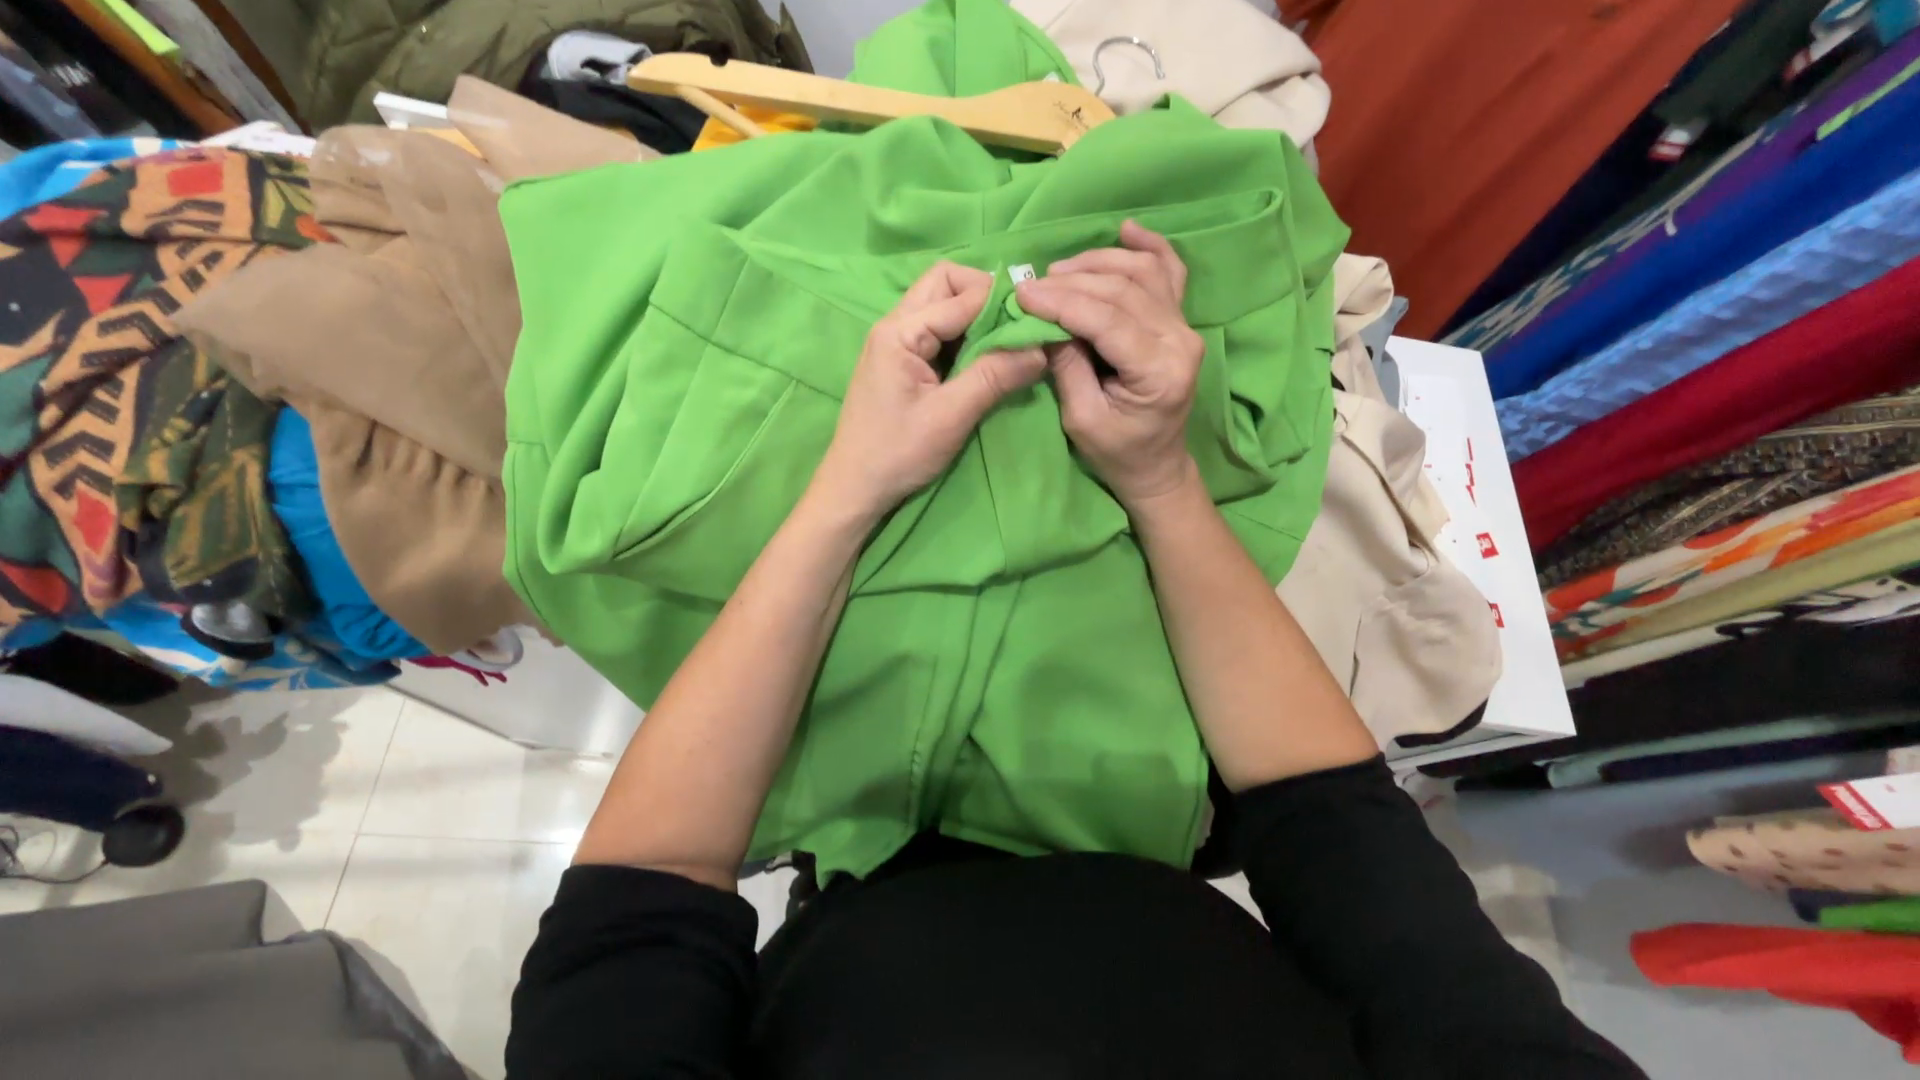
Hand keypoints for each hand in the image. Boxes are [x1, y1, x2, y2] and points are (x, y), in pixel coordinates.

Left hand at [812, 261, 1045, 519]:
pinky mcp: (903, 361)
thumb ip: (994, 376)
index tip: (1039, 323)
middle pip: (946, 282)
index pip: (962, 295)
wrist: (856, 487)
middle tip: (1017, 329)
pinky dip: (966, 336)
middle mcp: (895, 325)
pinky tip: (986, 360)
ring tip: (1007, 345)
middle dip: (986, 296)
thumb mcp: (951, 416)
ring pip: (943, 304)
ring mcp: (897, 342)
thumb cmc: (897, 453)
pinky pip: (939, 331)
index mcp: (900, 332)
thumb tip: (1041, 347)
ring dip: (976, 316)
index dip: (1003, 304)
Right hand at [1014, 221, 1204, 508]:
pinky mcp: (1179, 321)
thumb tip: (1043, 322)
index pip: (1108, 319)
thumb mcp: (1082, 418)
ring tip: (1058, 271)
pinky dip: (1149, 247)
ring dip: (1098, 263)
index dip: (1062, 302)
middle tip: (1031, 284)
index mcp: (1160, 370)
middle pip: (1123, 290)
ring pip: (1142, 273)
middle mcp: (1180, 340)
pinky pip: (1168, 273)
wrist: (1156, 464)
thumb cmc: (1117, 451)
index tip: (1022, 293)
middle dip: (1072, 281)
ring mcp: (1184, 327)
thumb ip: (1066, 366)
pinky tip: (1128, 229)